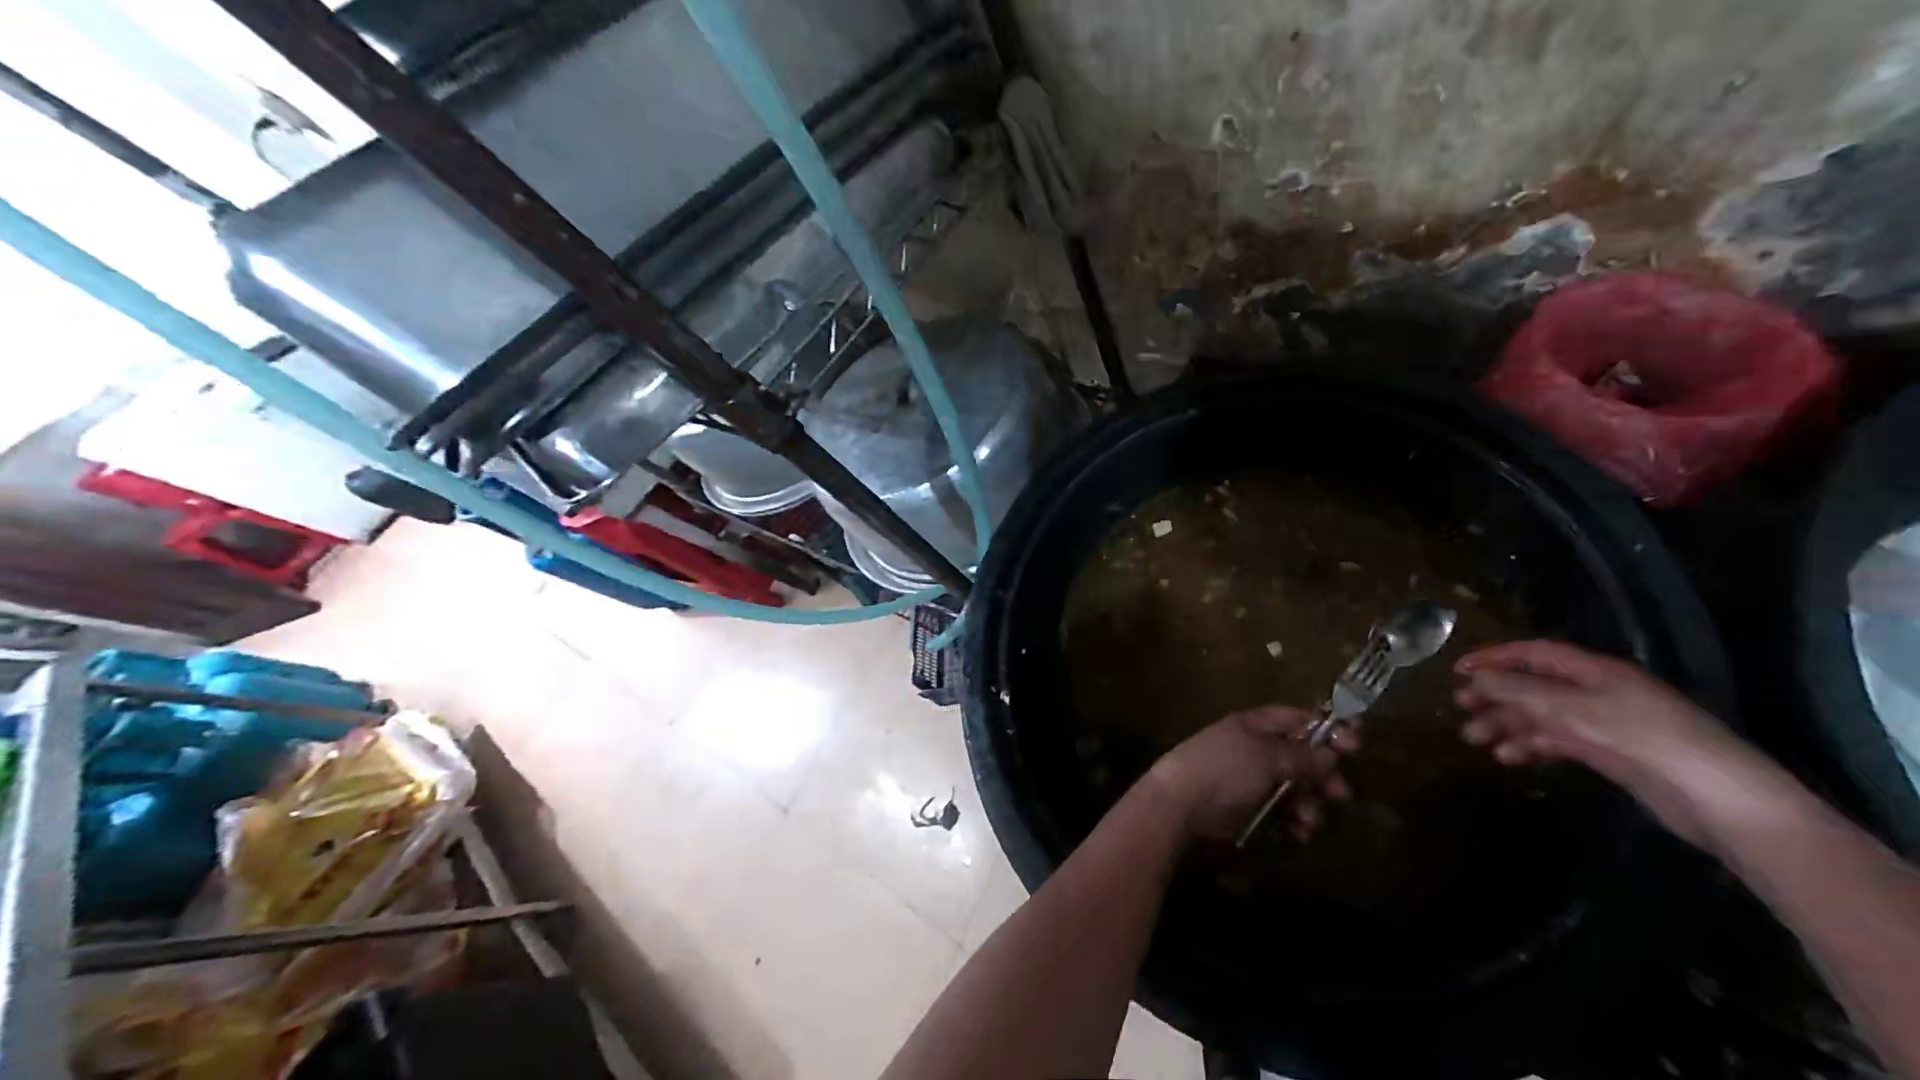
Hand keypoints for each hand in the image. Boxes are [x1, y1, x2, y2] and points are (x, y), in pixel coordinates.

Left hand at [1145, 707, 1356, 842]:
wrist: (1180, 804)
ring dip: (1311, 805)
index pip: (1298, 720)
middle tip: (1341, 794)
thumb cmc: (1223, 768)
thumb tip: (1332, 754)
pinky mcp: (1249, 808)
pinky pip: (1283, 812)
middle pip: (1303, 758)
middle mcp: (1256, 749)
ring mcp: (1252, 780)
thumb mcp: (1265, 755)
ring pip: (1297, 789)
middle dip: (1324, 776)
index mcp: (1256, 726)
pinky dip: (1295, 822)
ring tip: (1309, 821)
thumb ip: (1302, 755)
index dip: (1328, 729)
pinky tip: (1298, 834)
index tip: (1357, 745)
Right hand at [1453, 640, 1776, 849]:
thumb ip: (1522, 692)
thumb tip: (1476, 678)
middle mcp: (1597, 692)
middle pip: (1533, 686)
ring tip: (1476, 740)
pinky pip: (1556, 741)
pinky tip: (1510, 758)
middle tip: (1460, 709)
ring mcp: (1603, 724)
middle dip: (1495, 696)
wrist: (1719, 800)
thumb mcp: (1575, 711)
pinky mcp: (1608, 754)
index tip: (1458, 671)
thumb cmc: (1646, 740)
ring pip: (1541, 716)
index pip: (1534, 653)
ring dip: (1506, 725)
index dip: (1495, 658)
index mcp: (1595, 671)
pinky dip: (1530, 746)